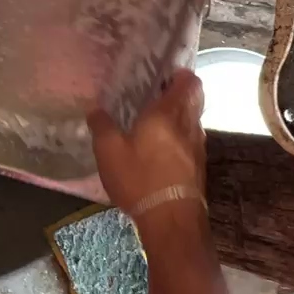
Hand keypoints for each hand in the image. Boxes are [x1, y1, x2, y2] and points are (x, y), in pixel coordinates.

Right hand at [88, 69, 206, 225]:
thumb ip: (101, 126)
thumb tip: (95, 109)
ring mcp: (197, 147)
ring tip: (153, 120)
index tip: (161, 72)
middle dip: (177, 93)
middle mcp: (189, 125)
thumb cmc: (139, 179)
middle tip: (153, 94)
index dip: (179, 73)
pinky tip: (159, 147)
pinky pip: (189, 140)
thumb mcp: (108, 151)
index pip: (187, 82)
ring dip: (178, 115)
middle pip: (193, 98)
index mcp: (168, 113)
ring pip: (192, 120)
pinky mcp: (198, 167)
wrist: (172, 221)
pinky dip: (178, 136)